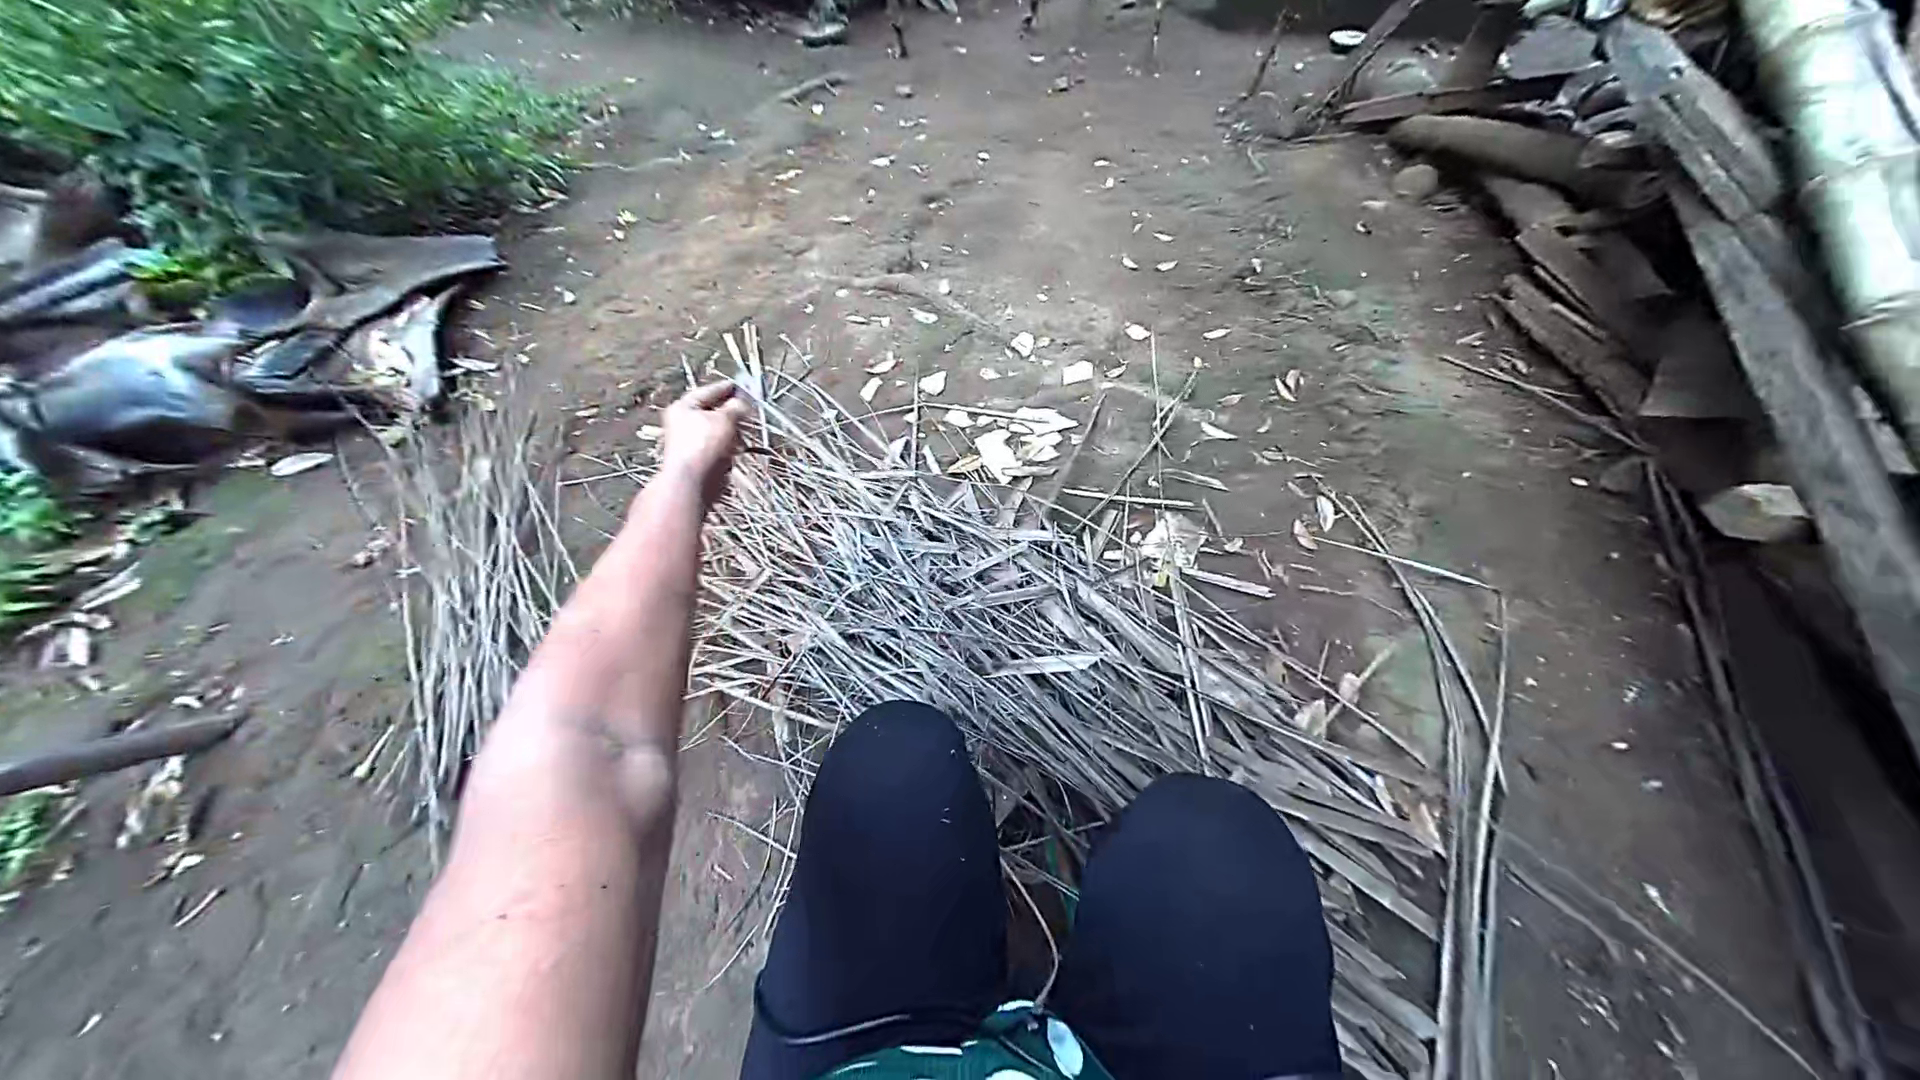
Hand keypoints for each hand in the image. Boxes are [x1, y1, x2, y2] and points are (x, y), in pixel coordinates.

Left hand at [658, 381, 750, 508]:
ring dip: (733, 433)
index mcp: (684, 408)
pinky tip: (736, 450)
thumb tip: (742, 403)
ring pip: (719, 431)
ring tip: (743, 434)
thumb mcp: (724, 419)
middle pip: (714, 412)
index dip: (727, 389)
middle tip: (748, 411)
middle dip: (732, 413)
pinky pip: (720, 447)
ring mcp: (692, 442)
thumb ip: (736, 407)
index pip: (709, 391)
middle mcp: (685, 423)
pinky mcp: (701, 458)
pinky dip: (729, 447)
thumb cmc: (704, 445)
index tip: (743, 386)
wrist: (693, 482)